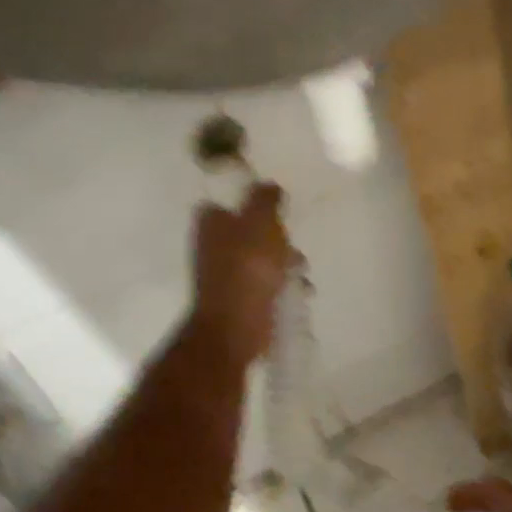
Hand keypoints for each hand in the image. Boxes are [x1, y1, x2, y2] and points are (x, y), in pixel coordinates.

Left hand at [189, 183, 293, 363]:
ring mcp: (225, 274)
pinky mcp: (240, 298)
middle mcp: (212, 245)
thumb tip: (268, 184)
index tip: (276, 204)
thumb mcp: (261, 223)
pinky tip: (299, 290)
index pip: (227, 200)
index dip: (250, 200)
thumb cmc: (248, 269)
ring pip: (261, 257)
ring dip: (284, 262)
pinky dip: (282, 285)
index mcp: (211, 222)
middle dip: (276, 235)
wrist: (236, 327)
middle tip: (292, 241)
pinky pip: (266, 283)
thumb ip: (265, 199)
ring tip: (301, 271)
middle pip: (249, 229)